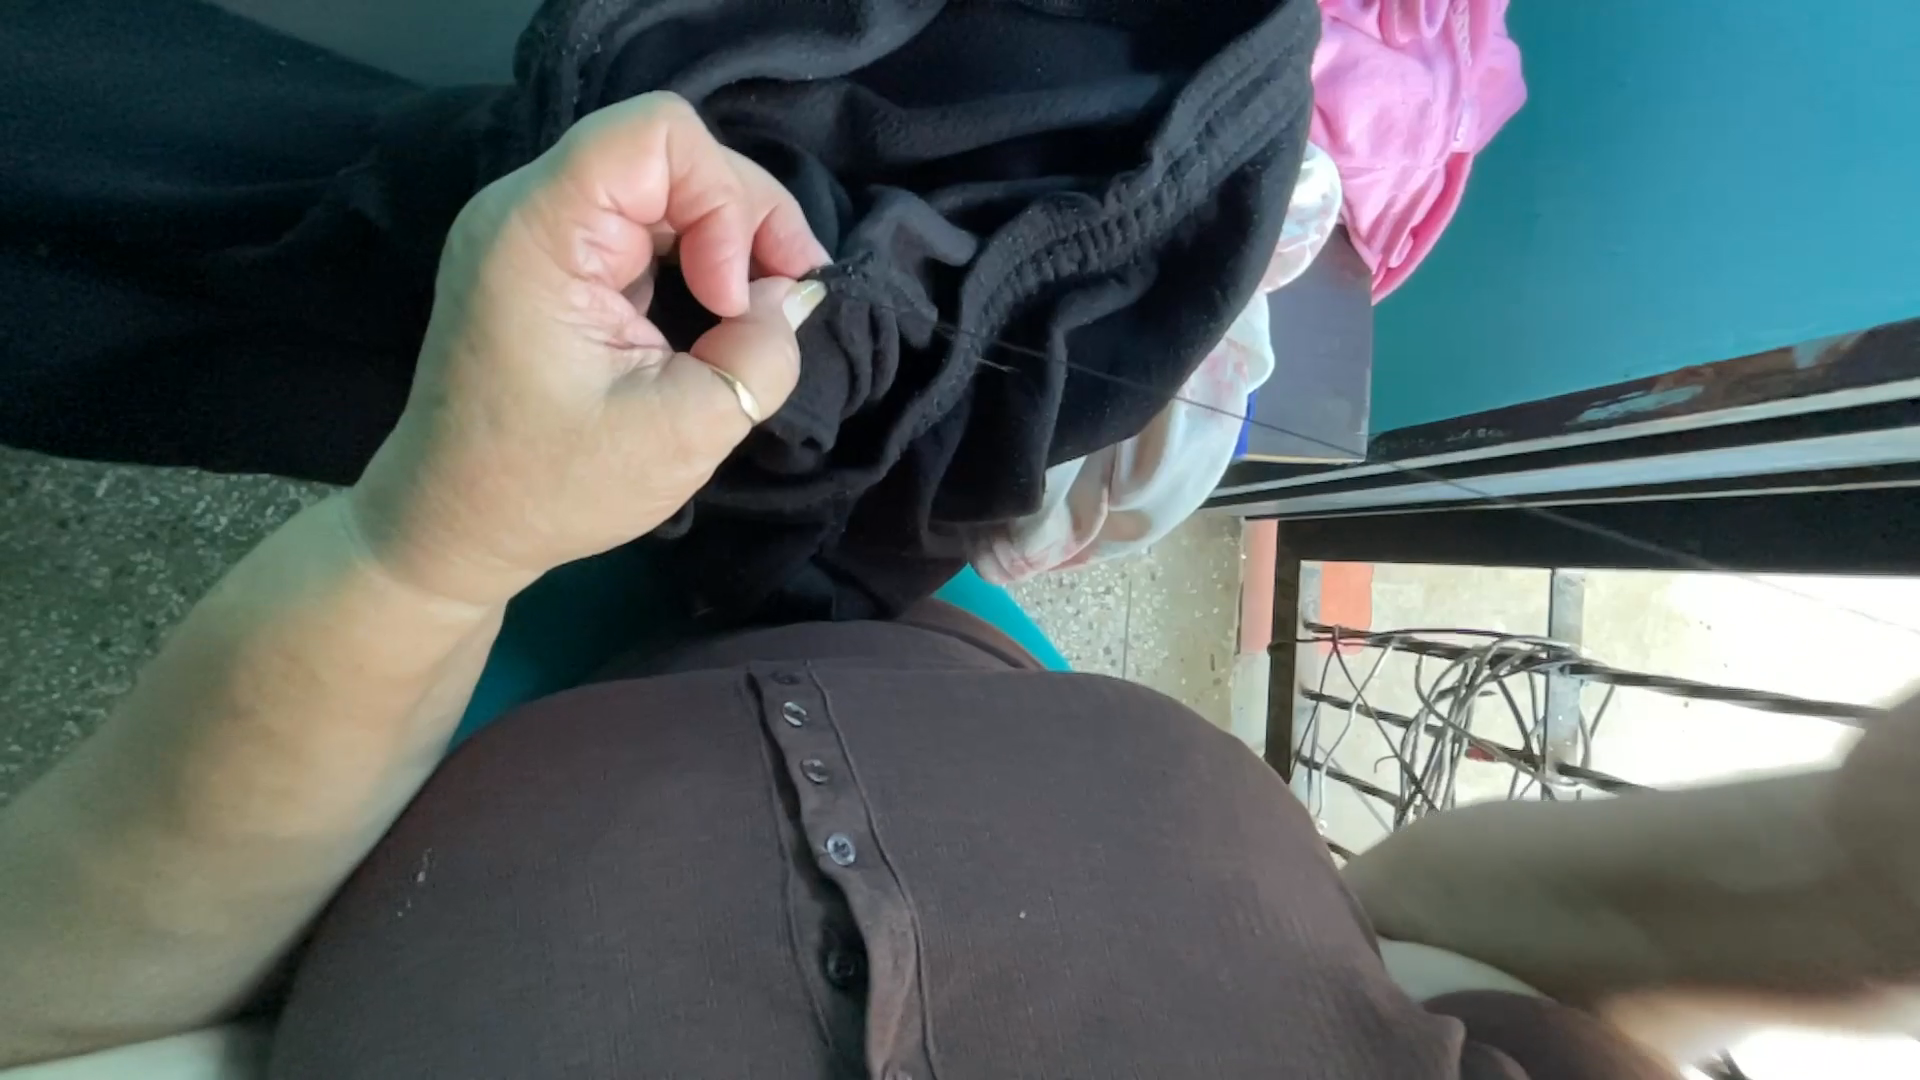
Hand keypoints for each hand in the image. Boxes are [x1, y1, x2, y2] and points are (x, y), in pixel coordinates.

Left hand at [347, 92, 829, 606]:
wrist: (459, 524)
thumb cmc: (558, 488)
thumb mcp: (685, 434)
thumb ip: (760, 357)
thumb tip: (791, 298)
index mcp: (542, 235)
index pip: (660, 135)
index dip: (726, 204)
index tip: (728, 301)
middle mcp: (534, 211)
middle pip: (672, 155)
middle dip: (751, 220)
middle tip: (793, 297)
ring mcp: (545, 235)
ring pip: (670, 187)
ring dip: (736, 240)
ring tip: (769, 307)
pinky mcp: (562, 267)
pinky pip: (651, 227)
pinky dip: (706, 259)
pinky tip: (729, 308)